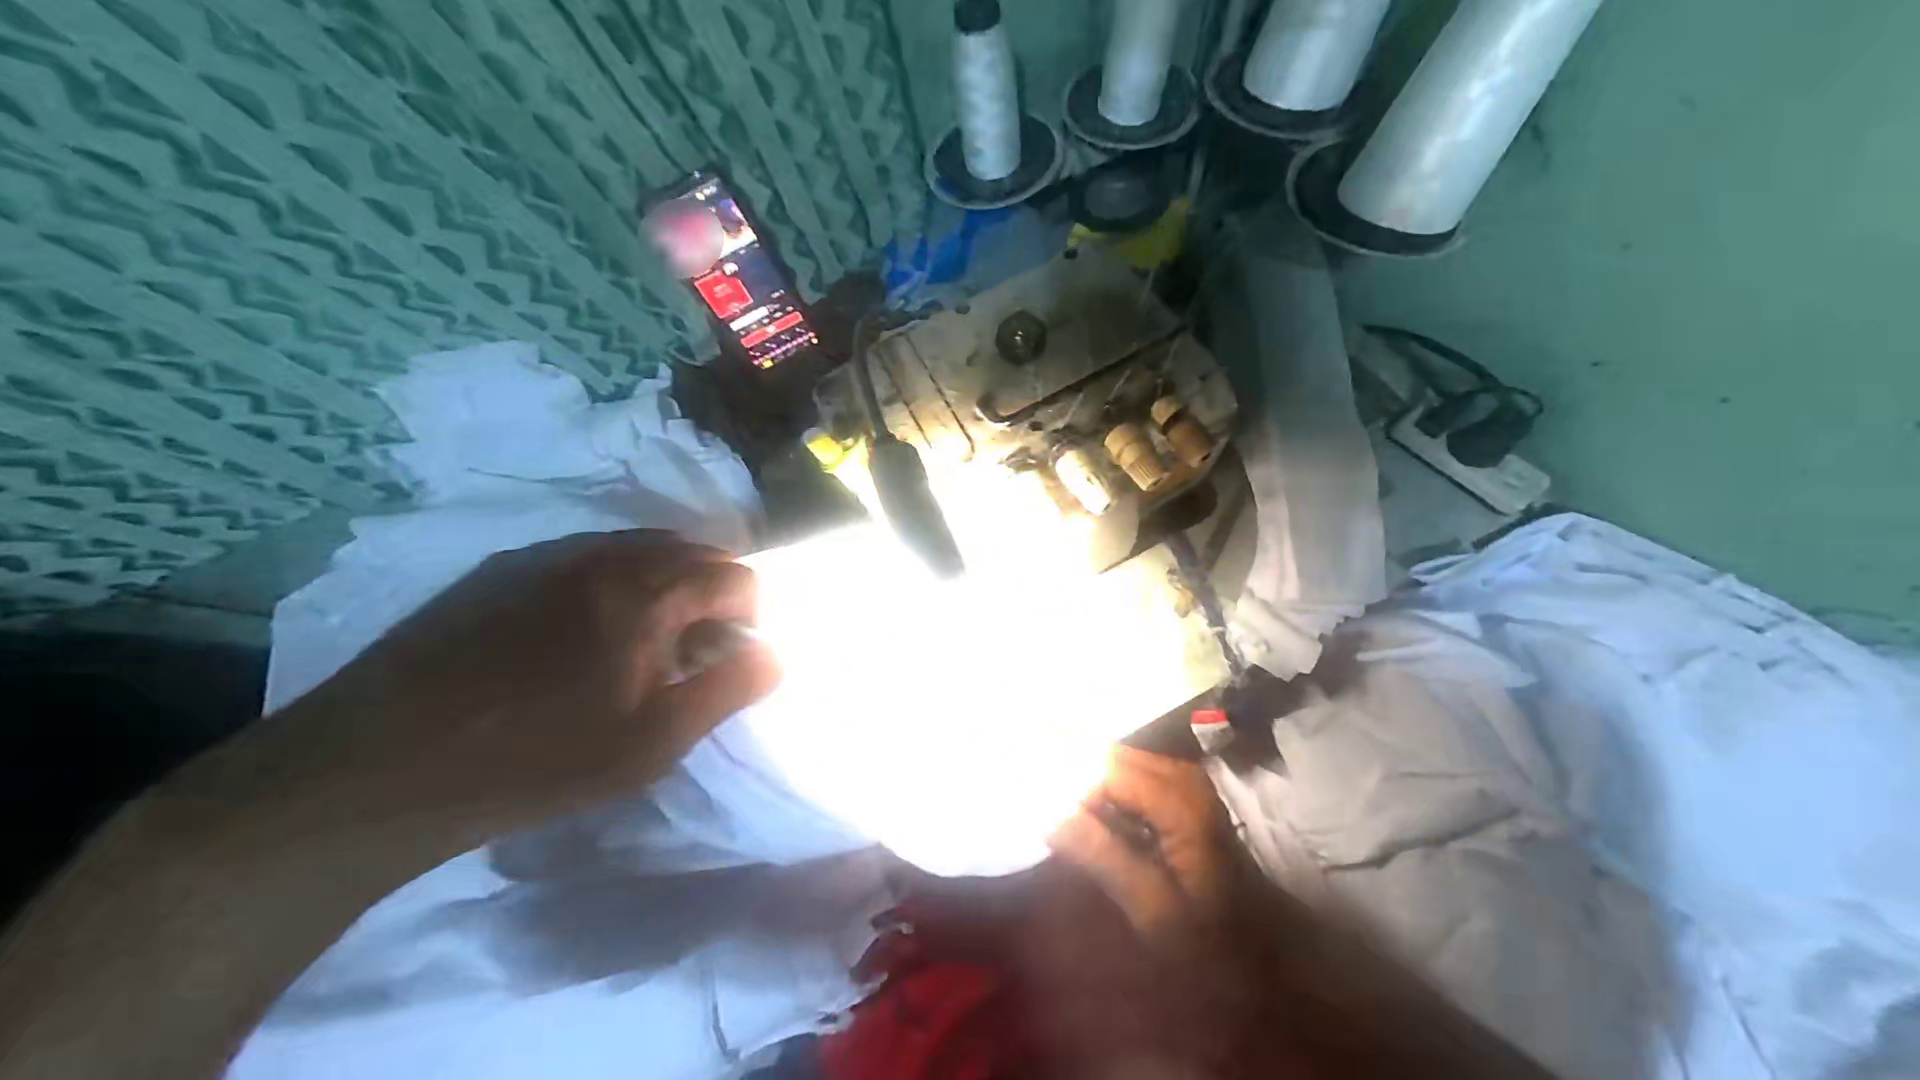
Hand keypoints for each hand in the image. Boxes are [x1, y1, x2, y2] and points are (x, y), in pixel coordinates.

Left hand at [181, 531, 780, 858]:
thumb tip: (778, 653)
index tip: (738, 655)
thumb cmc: (538, 759)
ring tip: (647, 642)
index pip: (733, 577)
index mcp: (648, 591)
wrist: (379, 767)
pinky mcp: (500, 570)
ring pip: (636, 550)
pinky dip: (614, 582)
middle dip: (712, 593)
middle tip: (699, 650)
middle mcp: (604, 555)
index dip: (752, 614)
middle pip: (689, 553)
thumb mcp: (652, 741)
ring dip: (664, 585)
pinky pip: (586, 558)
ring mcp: (547, 555)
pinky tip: (584, 633)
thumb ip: (726, 689)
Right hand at [1049, 746, 1238, 943]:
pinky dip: (1110, 793)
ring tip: (1073, 825)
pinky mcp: (1184, 791)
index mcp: (1180, 801)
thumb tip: (1050, 817)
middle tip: (1056, 821)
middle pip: (1112, 757)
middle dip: (1078, 783)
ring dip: (1092, 788)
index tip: (1053, 826)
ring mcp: (1187, 780)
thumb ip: (1101, 857)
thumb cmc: (1211, 937)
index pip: (1104, 769)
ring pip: (1120, 763)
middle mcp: (1184, 776)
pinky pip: (1133, 775)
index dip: (1073, 793)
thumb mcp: (1153, 908)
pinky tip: (1099, 823)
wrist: (1263, 954)